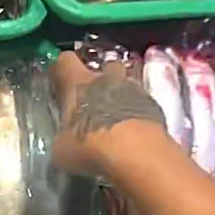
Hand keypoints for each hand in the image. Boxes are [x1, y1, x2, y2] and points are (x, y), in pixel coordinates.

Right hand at [51, 51, 165, 178]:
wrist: (135, 153)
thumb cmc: (89, 145)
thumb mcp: (62, 151)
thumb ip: (62, 142)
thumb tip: (63, 146)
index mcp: (78, 83)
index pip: (64, 61)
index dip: (61, 70)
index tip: (59, 83)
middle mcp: (107, 79)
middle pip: (103, 66)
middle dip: (99, 81)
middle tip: (93, 103)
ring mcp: (134, 90)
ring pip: (127, 83)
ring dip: (121, 97)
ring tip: (115, 120)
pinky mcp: (154, 106)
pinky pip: (142, 104)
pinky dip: (137, 114)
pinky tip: (133, 134)